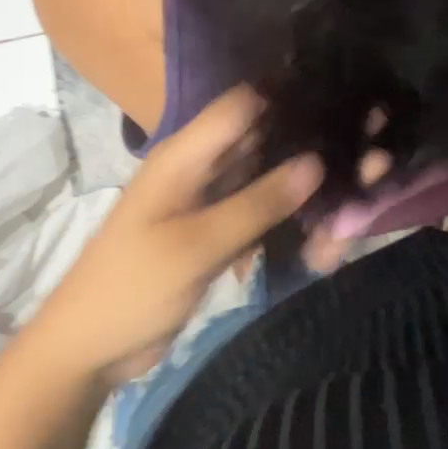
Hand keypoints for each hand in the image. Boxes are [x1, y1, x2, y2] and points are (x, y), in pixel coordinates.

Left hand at [38, 87, 324, 386]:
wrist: (86, 351)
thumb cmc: (132, 287)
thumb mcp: (196, 246)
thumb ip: (257, 203)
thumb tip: (317, 160)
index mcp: (185, 154)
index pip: (243, 103)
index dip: (286, 97)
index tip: (338, 106)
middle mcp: (200, 167)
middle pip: (258, 138)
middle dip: (301, 144)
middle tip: (361, 154)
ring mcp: (208, 200)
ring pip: (262, 176)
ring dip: (297, 185)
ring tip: (351, 190)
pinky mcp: (214, 231)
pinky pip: (256, 211)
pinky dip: (283, 217)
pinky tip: (323, 228)